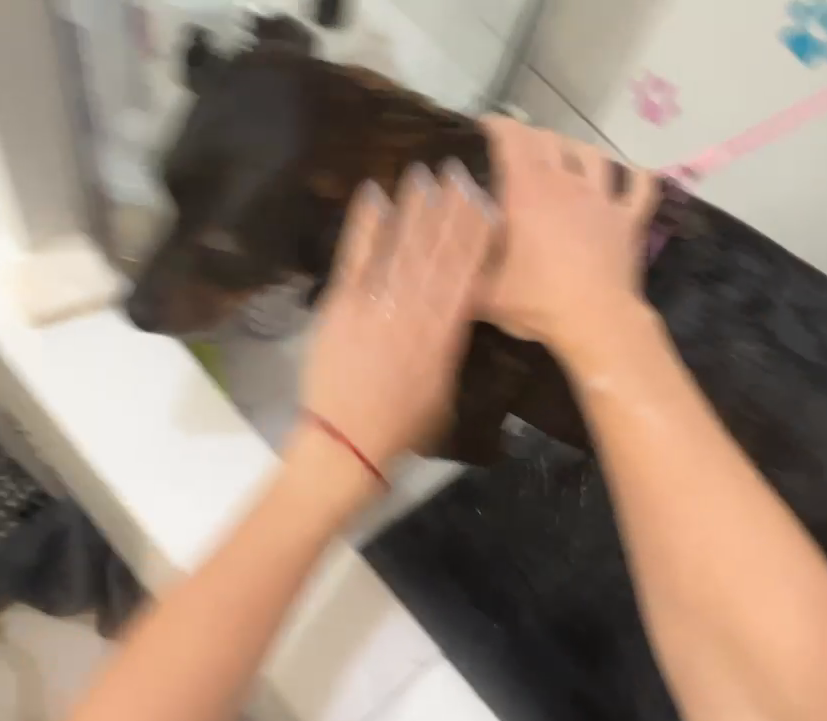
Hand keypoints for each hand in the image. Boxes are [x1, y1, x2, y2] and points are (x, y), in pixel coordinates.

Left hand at [295, 160, 498, 480]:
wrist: (347, 442)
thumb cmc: (401, 428)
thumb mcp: (443, 390)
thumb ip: (449, 348)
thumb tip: (455, 316)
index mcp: (445, 332)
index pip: (466, 270)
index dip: (476, 232)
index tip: (485, 200)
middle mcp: (416, 309)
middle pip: (437, 248)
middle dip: (450, 206)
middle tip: (458, 170)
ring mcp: (377, 303)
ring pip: (402, 244)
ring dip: (413, 206)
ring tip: (422, 172)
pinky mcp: (341, 304)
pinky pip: (356, 255)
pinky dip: (366, 223)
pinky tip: (373, 194)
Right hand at [478, 117, 661, 351]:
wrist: (595, 321)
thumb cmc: (536, 302)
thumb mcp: (483, 293)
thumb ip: (460, 268)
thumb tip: (436, 251)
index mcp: (527, 193)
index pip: (511, 139)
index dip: (496, 127)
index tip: (482, 128)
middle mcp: (566, 184)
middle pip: (549, 141)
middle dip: (530, 138)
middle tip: (516, 150)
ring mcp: (603, 199)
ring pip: (592, 155)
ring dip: (576, 150)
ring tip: (565, 158)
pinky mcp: (628, 220)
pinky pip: (640, 187)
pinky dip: (634, 177)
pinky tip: (630, 176)